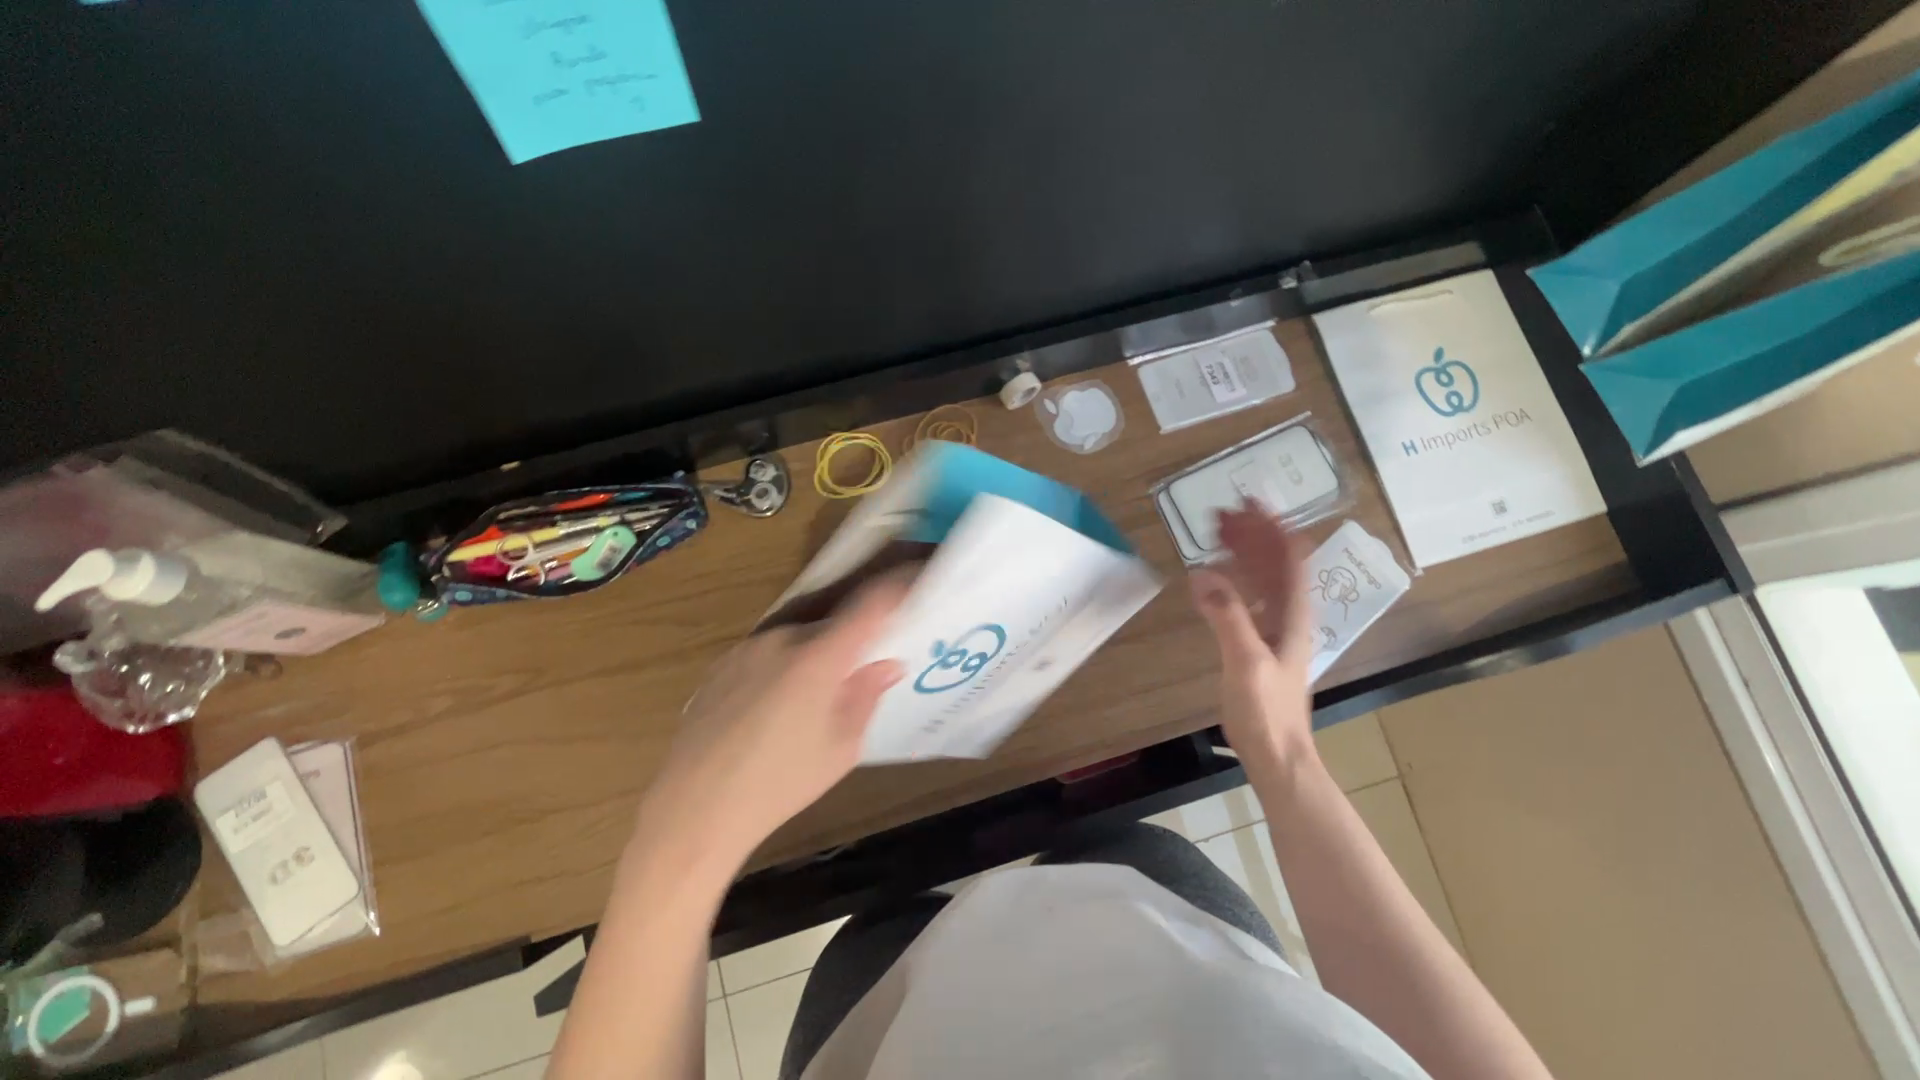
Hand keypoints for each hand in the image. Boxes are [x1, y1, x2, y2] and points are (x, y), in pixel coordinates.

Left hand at [638, 578, 907, 869]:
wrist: (696, 807)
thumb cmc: (781, 783)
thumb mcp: (842, 748)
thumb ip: (865, 696)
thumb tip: (884, 664)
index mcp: (819, 655)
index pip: (870, 603)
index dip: (897, 587)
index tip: (916, 581)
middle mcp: (781, 638)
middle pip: (831, 624)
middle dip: (853, 640)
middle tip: (865, 668)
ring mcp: (745, 649)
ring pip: (796, 640)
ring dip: (815, 655)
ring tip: (815, 701)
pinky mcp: (720, 666)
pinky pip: (766, 655)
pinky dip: (783, 668)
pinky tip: (775, 712)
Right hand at [1189, 505, 1316, 776]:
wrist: (1277, 755)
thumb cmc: (1267, 710)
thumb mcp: (1245, 660)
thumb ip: (1227, 616)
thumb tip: (1202, 575)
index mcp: (1293, 616)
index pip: (1289, 558)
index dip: (1273, 528)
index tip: (1250, 503)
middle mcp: (1288, 617)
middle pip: (1275, 563)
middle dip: (1253, 535)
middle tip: (1223, 514)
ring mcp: (1275, 632)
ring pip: (1262, 580)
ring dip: (1243, 554)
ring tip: (1217, 534)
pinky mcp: (1259, 646)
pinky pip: (1249, 600)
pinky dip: (1233, 581)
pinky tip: (1213, 578)